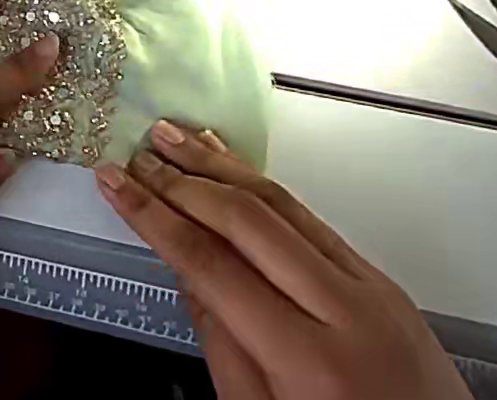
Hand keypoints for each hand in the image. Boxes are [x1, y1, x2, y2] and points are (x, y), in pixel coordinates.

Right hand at [97, 124, 470, 399]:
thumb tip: (182, 265)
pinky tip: (227, 160)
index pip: (210, 264)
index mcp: (310, 362)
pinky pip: (309, 214)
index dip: (153, 216)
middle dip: (181, 180)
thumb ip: (220, 344)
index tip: (114, 182)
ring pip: (279, 201)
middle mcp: (345, 311)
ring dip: (216, 162)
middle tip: (136, 156)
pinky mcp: (382, 278)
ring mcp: (371, 287)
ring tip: (171, 134)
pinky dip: (259, 180)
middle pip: (245, 220)